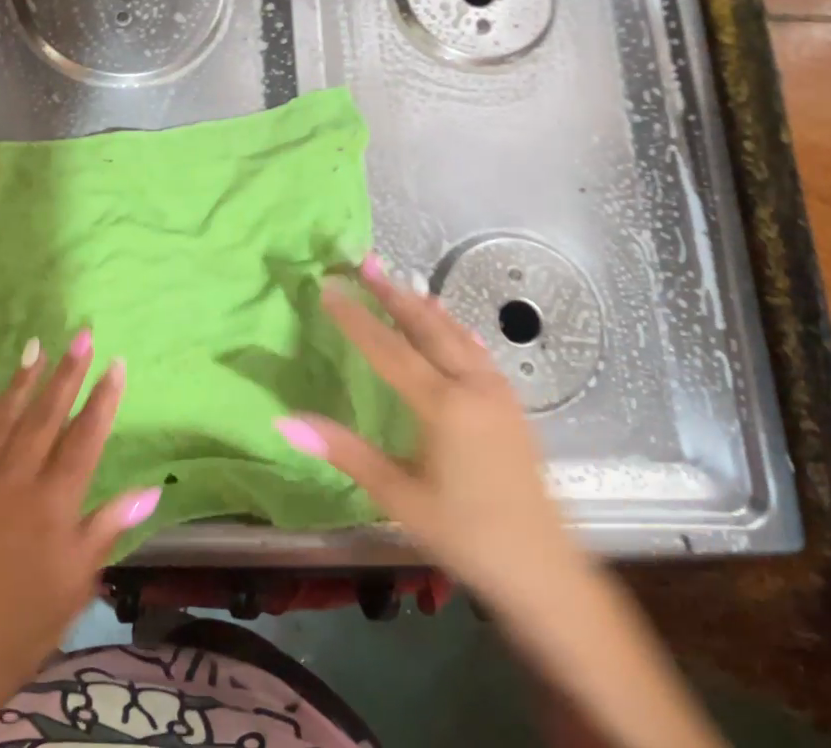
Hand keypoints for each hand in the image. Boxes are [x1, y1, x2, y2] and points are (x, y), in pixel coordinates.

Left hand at [0, 332, 161, 732]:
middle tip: (79, 334)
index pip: (84, 439)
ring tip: (36, 346)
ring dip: (23, 382)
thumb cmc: (23, 625)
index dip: (102, 400)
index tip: (115, 364)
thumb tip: (149, 489)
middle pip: (45, 418)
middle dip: (66, 374)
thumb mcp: (76, 585)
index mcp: (54, 504)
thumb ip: (106, 530)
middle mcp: (17, 482)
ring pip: (5, 420)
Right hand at [274, 254, 583, 601]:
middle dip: (395, 294)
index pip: (389, 350)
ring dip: (426, 309)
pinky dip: (457, 332)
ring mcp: (500, 397)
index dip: (356, 318)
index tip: (330, 287)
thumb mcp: (398, 497)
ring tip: (403, 283)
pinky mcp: (514, 411)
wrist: (546, 571)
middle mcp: (474, 390)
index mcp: (444, 406)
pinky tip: (455, 328)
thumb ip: (344, 452)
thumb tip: (284, 421)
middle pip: (429, 329)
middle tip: (367, 260)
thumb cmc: (467, 536)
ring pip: (459, 338)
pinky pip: (480, 355)